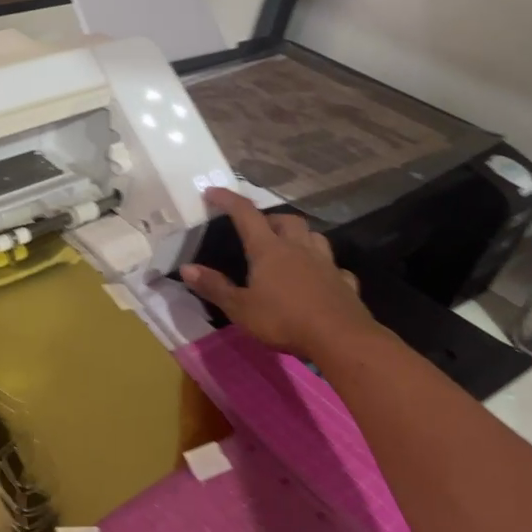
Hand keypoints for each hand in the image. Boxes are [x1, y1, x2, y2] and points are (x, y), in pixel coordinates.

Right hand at [180, 188, 382, 357]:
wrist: (340, 339)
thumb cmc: (284, 320)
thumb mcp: (240, 308)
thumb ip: (214, 287)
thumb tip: (186, 268)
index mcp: (269, 250)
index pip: (246, 214)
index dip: (228, 200)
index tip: (212, 191)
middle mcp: (298, 248)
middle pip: (287, 220)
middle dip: (270, 218)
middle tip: (258, 228)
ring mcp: (326, 264)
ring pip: (314, 236)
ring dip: (300, 236)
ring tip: (290, 247)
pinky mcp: (345, 282)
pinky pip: (334, 267)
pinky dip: (324, 267)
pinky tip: (320, 277)